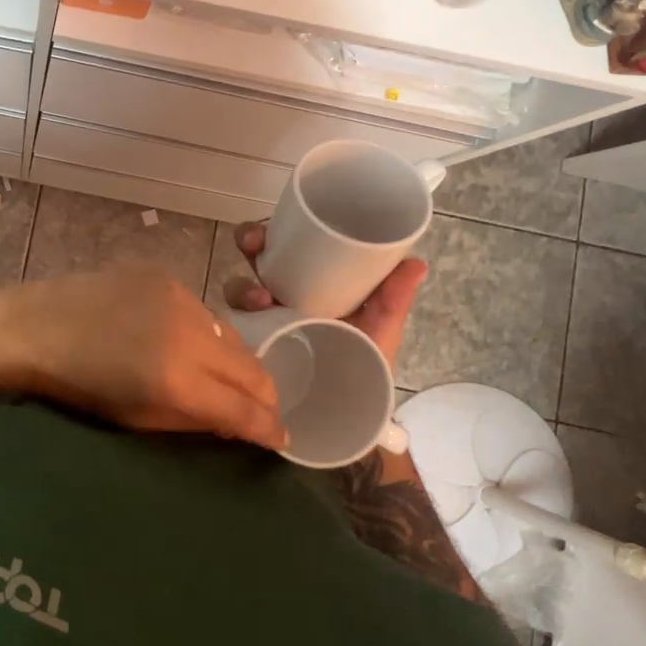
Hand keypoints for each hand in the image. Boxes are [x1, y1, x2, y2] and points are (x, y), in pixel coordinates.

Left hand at [0, 266, 287, 451]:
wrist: (34, 329)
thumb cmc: (77, 387)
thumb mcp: (138, 419)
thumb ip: (196, 421)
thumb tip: (237, 423)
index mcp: (180, 383)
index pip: (248, 409)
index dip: (270, 428)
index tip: (280, 438)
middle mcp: (190, 336)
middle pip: (254, 369)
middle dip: (264, 395)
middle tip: (259, 410)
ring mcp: (178, 299)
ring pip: (233, 335)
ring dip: (234, 361)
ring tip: (221, 376)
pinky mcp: (164, 275)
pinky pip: (202, 310)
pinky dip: (203, 331)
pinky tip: (182, 341)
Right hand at [222, 222, 427, 365]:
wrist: (340, 421)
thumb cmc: (363, 372)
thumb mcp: (381, 334)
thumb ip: (392, 303)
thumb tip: (419, 262)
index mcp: (313, 286)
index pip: (289, 247)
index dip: (277, 229)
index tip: (275, 225)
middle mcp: (282, 297)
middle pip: (257, 258)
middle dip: (249, 241)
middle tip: (253, 245)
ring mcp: (261, 322)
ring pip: (238, 287)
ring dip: (242, 284)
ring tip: (259, 299)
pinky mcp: (246, 346)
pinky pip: (227, 326)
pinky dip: (229, 319)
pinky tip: (245, 322)